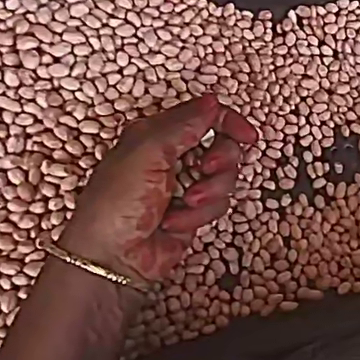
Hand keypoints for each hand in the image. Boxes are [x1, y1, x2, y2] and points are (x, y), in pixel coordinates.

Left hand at [59, 95, 257, 287]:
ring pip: (225, 178)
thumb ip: (182, 124)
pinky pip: (218, 205)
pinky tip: (174, 223)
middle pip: (223, 147)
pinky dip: (199, 215)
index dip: (229, 122)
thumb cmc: (116, 204)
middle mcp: (173, 157)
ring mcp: (185, 186)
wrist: (112, 257)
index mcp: (158, 135)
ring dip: (208, 192)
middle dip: (221, 160)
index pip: (204, 117)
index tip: (248, 136)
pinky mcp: (194, 212)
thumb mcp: (146, 152)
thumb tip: (212, 102)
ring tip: (185, 202)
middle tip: (207, 169)